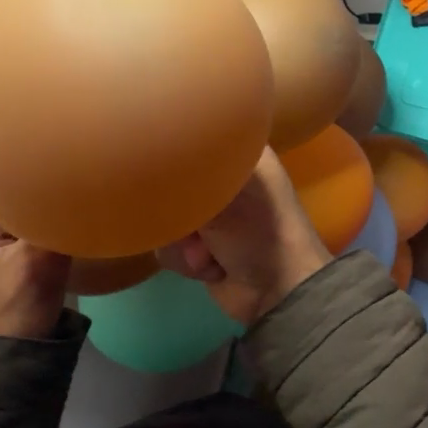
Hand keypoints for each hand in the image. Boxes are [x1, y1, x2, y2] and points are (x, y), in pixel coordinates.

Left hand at [0, 186, 71, 338]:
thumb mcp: (36, 268)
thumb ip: (53, 219)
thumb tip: (77, 184)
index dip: (40, 182)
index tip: (73, 188)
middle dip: (34, 196)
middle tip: (71, 204)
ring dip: (28, 213)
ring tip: (59, 220)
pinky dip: (18, 228)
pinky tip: (40, 238)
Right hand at [159, 149, 333, 324]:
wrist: (276, 291)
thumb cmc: (261, 232)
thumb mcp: (226, 194)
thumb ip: (187, 174)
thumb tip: (151, 156)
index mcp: (243, 155)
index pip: (199, 135)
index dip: (178, 149)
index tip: (165, 165)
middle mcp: (226, 180)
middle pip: (172, 181)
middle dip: (178, 211)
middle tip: (194, 225)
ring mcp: (211, 215)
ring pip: (165, 216)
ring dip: (183, 242)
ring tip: (206, 253)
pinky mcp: (199, 247)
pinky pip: (168, 246)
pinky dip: (186, 261)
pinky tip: (210, 269)